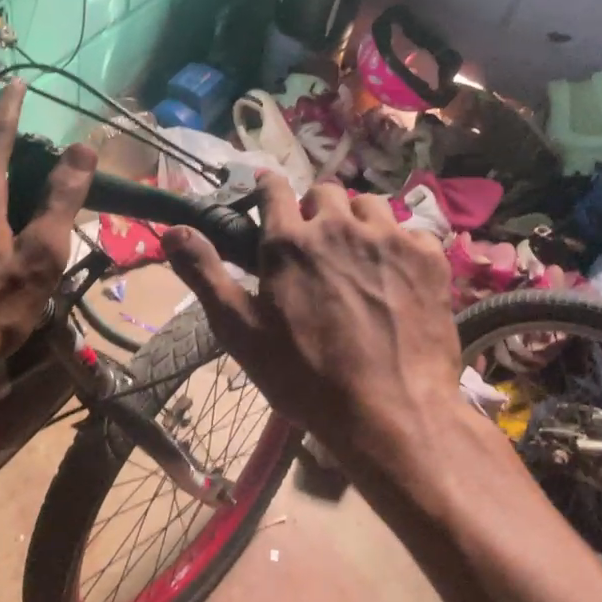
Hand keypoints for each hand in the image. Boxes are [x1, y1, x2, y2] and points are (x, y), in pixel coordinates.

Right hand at [161, 176, 458, 451]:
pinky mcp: (429, 259)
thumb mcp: (239, 330)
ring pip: (370, 204)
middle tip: (313, 244)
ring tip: (356, 253)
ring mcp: (389, 240)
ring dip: (357, 220)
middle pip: (325, 191)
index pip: (274, 188)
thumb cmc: (305, 377)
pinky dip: (400, 243)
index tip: (267, 198)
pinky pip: (412, 229)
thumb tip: (172, 229)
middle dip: (314, 209)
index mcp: (288, 242)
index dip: (267, 189)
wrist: (393, 414)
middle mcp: (339, 227)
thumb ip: (204, 273)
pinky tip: (395, 273)